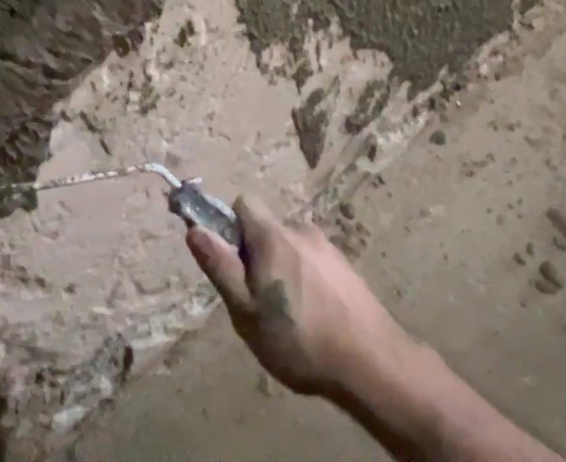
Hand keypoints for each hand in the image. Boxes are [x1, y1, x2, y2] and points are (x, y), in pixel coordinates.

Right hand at [186, 197, 415, 398]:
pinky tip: (313, 318)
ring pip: (291, 248)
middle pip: (267, 229)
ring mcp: (329, 249)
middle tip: (256, 300)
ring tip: (287, 316)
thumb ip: (220, 266)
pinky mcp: (347, 269)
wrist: (372, 363)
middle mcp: (302, 230)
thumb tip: (193, 229)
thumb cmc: (299, 338)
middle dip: (255, 256)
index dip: (229, 227)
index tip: (228, 261)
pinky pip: (313, 263)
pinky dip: (306, 281)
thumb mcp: (245, 309)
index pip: (244, 203)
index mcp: (274, 235)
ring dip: (282, 269)